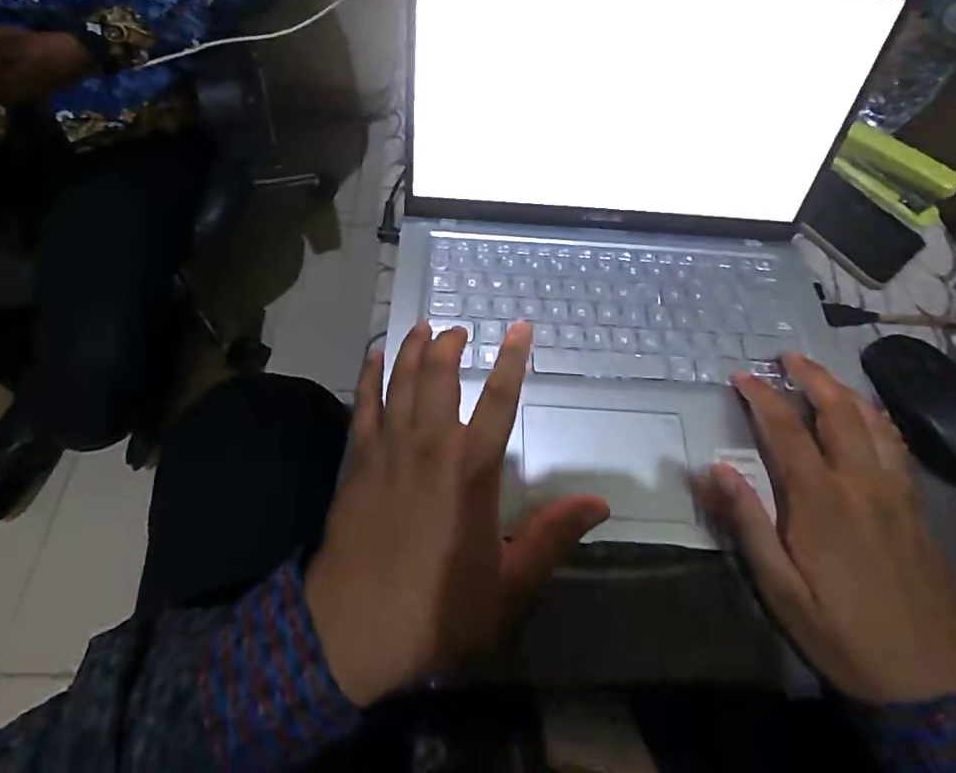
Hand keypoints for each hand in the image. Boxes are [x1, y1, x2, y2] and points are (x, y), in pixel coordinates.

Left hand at [305, 321, 609, 706]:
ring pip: (399, 382)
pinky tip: (374, 357)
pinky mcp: (358, 463)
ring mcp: (388, 451)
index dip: (512, 360)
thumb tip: (601, 503)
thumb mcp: (510, 583)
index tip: (519, 327)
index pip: (499, 400)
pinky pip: (362, 406)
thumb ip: (553, 536)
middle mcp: (430, 447)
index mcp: (471, 470)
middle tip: (458, 330)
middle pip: (439, 377)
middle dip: (449, 345)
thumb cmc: (440, 609)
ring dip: (411, 349)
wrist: (355, 630)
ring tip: (421, 326)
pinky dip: (369, 376)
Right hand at [699, 353, 955, 703]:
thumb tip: (714, 468)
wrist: (930, 681)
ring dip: (846, 391)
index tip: (741, 376)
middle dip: (811, 377)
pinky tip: (872, 419)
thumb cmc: (843, 634)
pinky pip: (898, 447)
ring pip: (874, 423)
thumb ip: (748, 524)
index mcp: (822, 501)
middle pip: (838, 412)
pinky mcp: (917, 509)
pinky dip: (879, 420)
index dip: (762, 398)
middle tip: (787, 356)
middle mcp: (862, 484)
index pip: (786, 431)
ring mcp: (896, 494)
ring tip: (823, 374)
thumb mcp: (781, 590)